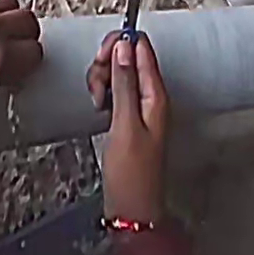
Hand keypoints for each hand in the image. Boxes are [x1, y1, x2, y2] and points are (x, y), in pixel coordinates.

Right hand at [87, 32, 169, 223]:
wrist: (131, 210)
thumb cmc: (132, 173)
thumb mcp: (124, 123)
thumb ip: (123, 82)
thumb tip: (124, 46)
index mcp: (156, 93)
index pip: (141, 47)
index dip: (120, 44)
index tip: (103, 57)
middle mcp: (149, 94)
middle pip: (126, 56)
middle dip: (107, 62)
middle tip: (98, 84)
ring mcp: (138, 103)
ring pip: (117, 70)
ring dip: (102, 78)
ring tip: (97, 100)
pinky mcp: (126, 112)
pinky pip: (113, 87)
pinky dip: (102, 90)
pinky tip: (98, 105)